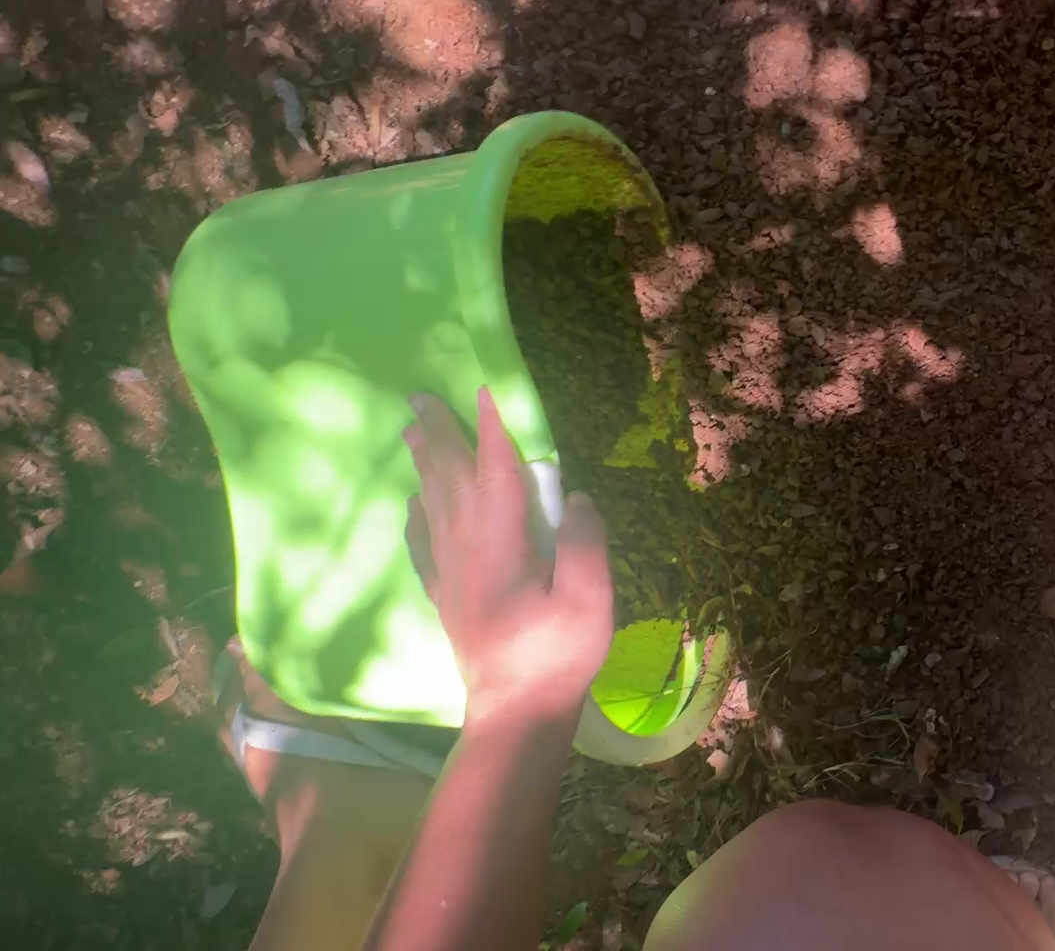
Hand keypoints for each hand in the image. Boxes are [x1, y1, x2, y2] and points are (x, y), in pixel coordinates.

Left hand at [403, 389, 612, 726]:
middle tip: (420, 397)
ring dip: (424, 464)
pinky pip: (423, 540)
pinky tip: (415, 502)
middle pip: (448, 482)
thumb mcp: (589, 599)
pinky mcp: (446, 594)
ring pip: (431, 505)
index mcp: (498, 548)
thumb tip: (576, 497)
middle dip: (439, 436)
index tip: (485, 390)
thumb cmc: (558, 654)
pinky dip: (418, 511)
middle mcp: (464, 553)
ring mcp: (449, 574)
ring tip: (414, 432)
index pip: (495, 475)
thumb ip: (584, 543)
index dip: (492, 431)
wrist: (515, 713)